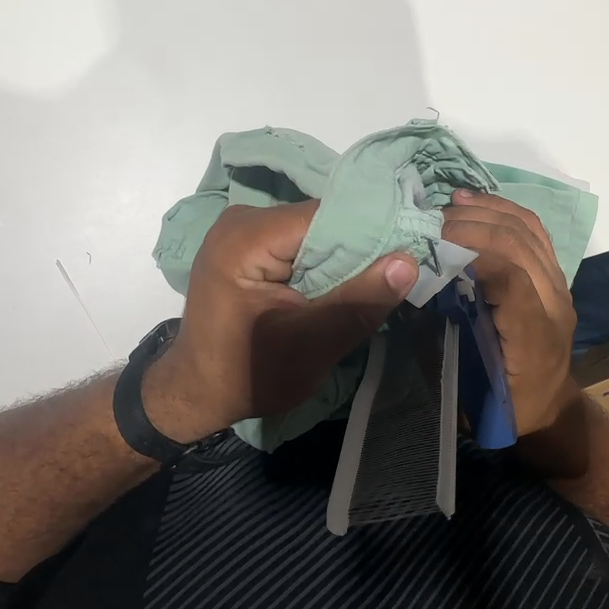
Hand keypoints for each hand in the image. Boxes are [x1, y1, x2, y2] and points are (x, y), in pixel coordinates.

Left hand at [141, 201, 417, 443]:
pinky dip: (323, 258)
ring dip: (345, 252)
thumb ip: (358, 301)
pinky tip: (346, 278)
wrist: (195, 393)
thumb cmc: (247, 374)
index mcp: (247, 237)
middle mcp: (242, 219)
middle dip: (362, 243)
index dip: (373, 230)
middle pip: (320, 219)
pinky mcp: (247, 245)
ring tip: (382, 273)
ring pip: (313, 229)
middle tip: (404, 264)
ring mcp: (242, 230)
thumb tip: (409, 261)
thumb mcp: (310, 345)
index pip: (327, 215)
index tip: (413, 247)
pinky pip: (298, 240)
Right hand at [442, 190, 581, 436]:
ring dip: (485, 211)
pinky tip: (470, 202)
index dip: (475, 254)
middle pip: (519, 244)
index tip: (435, 246)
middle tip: (430, 225)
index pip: (512, 280)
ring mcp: (558, 284)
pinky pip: (533, 228)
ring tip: (447, 207)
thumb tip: (411, 305)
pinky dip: (501, 208)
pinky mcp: (554, 272)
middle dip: (472, 225)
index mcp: (534, 338)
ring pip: (527, 229)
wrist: (549, 407)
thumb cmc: (503, 406)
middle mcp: (554, 304)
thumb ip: (444, 353)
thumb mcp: (469, 394)